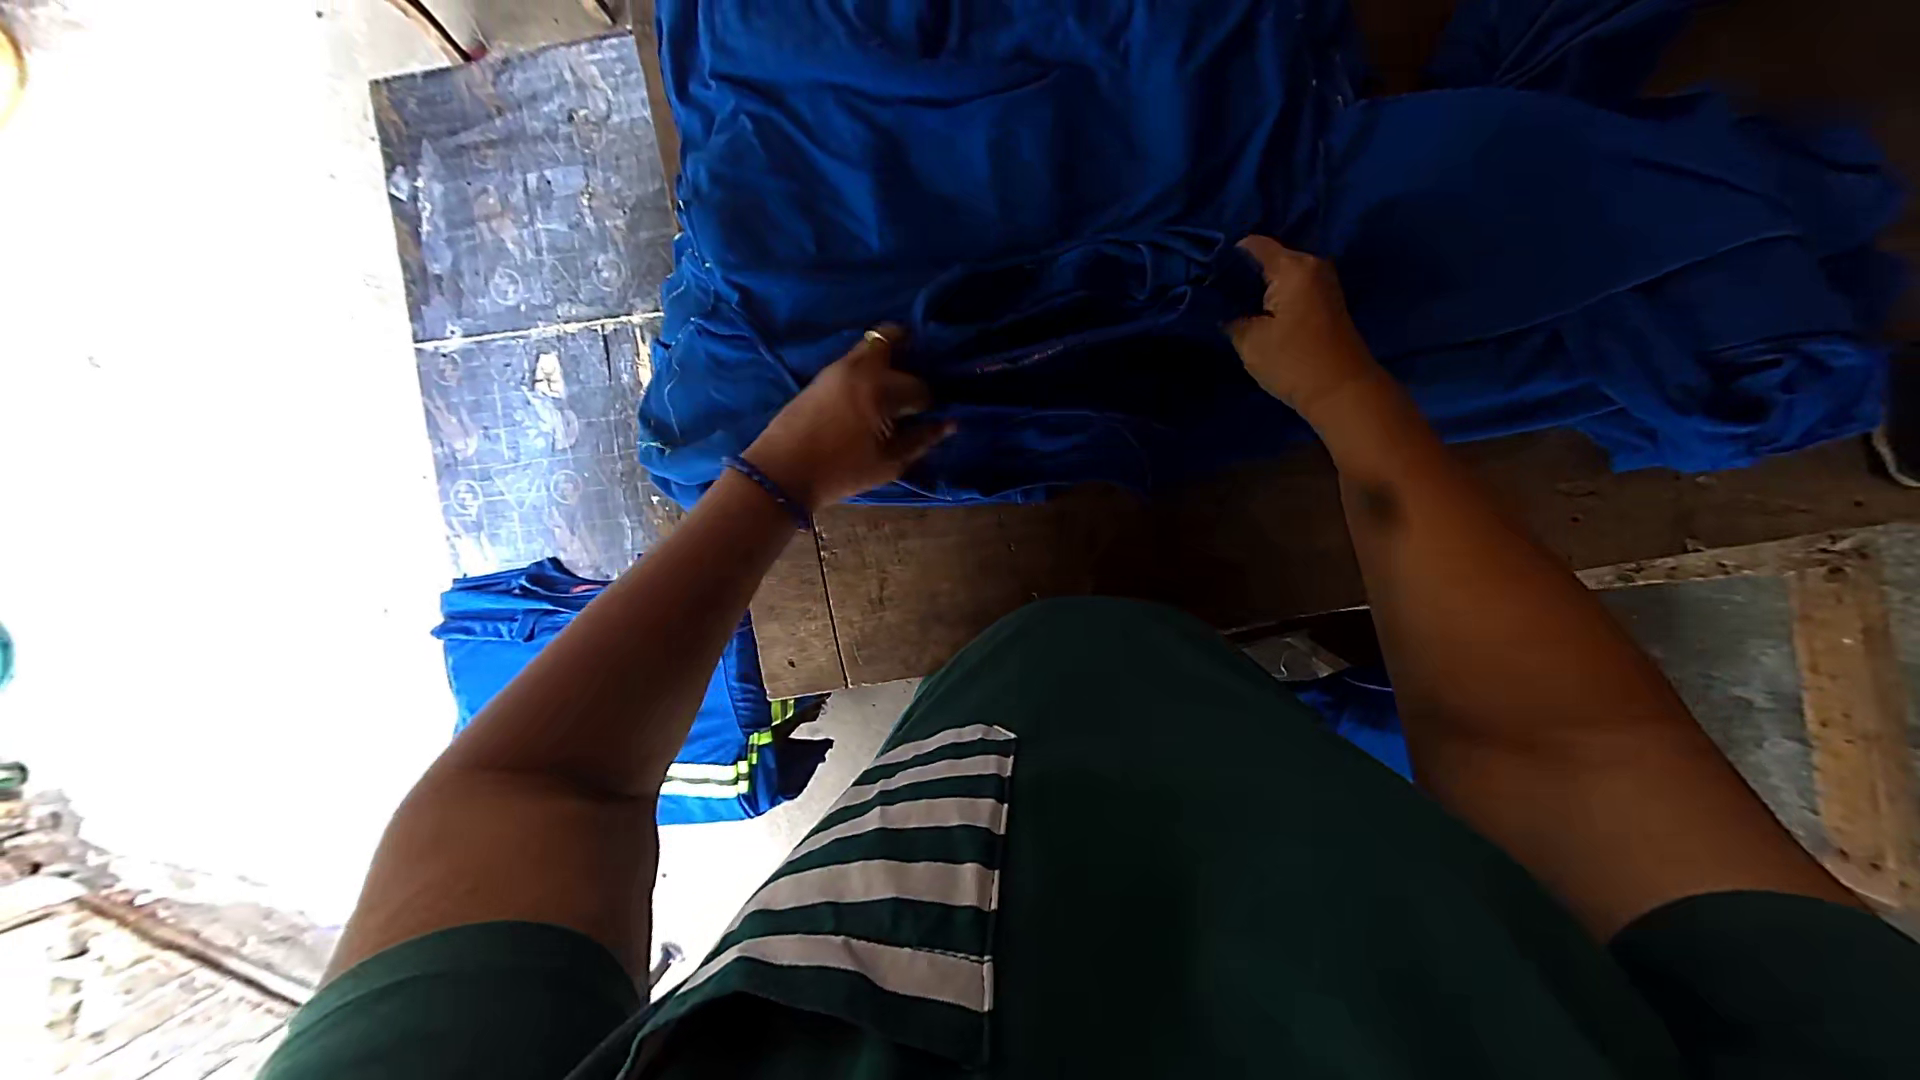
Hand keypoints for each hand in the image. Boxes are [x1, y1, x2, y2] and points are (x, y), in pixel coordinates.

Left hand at [742, 326, 954, 510]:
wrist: (782, 473)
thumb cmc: (841, 471)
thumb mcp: (889, 463)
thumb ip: (921, 439)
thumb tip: (949, 423)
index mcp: (881, 389)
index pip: (921, 387)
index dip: (931, 402)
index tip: (931, 416)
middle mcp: (860, 367)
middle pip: (893, 336)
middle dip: (913, 352)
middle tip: (920, 380)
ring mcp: (838, 367)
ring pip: (872, 344)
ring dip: (890, 358)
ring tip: (898, 389)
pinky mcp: (822, 375)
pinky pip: (855, 359)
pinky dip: (871, 366)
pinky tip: (874, 395)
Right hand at [1226, 236, 1384, 419]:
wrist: (1341, 390)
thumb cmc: (1293, 362)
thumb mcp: (1249, 341)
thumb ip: (1230, 316)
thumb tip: (1217, 305)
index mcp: (1293, 267)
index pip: (1252, 245)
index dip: (1225, 259)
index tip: (1205, 279)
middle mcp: (1312, 265)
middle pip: (1266, 258)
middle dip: (1239, 275)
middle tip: (1212, 296)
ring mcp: (1321, 282)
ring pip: (1277, 274)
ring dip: (1254, 288)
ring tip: (1229, 307)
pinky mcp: (1323, 301)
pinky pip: (1289, 287)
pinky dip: (1269, 298)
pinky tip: (1253, 315)